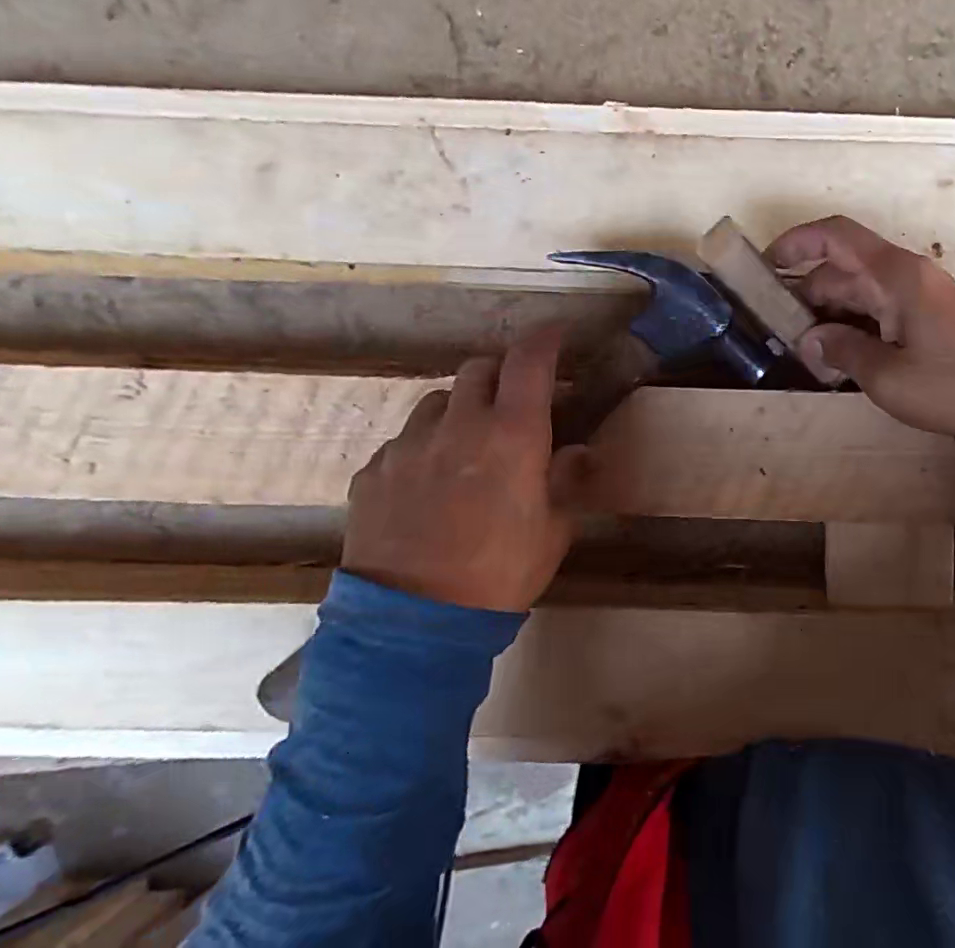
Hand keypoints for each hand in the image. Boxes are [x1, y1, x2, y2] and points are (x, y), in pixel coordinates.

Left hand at [342, 328, 577, 612]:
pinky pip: (405, 440)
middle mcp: (459, 426)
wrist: (415, 621)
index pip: (529, 362)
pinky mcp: (373, 471)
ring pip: (439, 400)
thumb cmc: (502, 571)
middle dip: (502, 373)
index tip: (556, 334)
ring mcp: (408, 445)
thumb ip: (568, 480)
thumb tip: (580, 452)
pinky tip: (432, 481)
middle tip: (516, 399)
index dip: (545, 340)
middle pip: (478, 368)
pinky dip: (427, 445)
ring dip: (462, 407)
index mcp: (513, 435)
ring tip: (471, 442)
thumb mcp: (555, 529)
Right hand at [767, 216, 954, 435]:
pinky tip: (842, 356)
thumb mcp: (888, 377)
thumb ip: (842, 352)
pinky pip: (882, 309)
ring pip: (862, 292)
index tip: (766, 266)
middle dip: (808, 297)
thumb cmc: (952, 387)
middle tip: (782, 335)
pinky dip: (857, 325)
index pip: (836, 237)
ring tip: (808, 353)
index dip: (797, 243)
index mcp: (896, 277)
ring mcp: (921, 294)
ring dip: (832, 316)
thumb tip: (809, 340)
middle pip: (843, 270)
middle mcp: (907, 275)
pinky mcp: (930, 315)